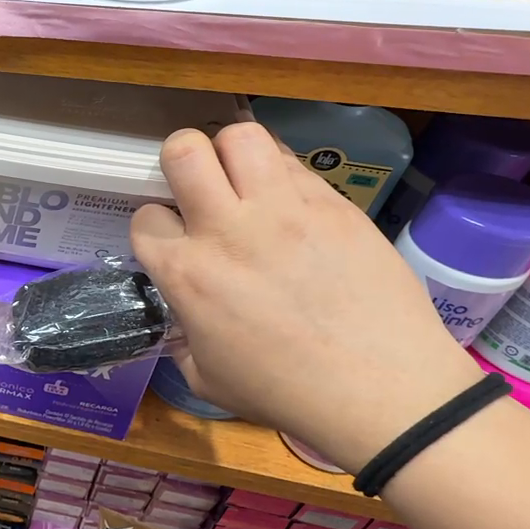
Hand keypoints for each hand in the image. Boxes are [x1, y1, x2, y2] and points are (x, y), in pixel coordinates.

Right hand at [130, 123, 482, 471]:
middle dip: (180, 161)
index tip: (173, 240)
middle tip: (197, 186)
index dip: (154, 227)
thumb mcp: (205, 376)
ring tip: (241, 178)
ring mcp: (285, 211)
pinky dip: (279, 173)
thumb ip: (180, 336)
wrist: (384, 392)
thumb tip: (183, 316)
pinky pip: (294, 163)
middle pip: (184, 151)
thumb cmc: (285, 392)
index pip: (144, 216)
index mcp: (186, 273)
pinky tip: (287, 203)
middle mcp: (226, 230)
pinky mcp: (335, 205)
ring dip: (230, 152)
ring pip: (240, 136)